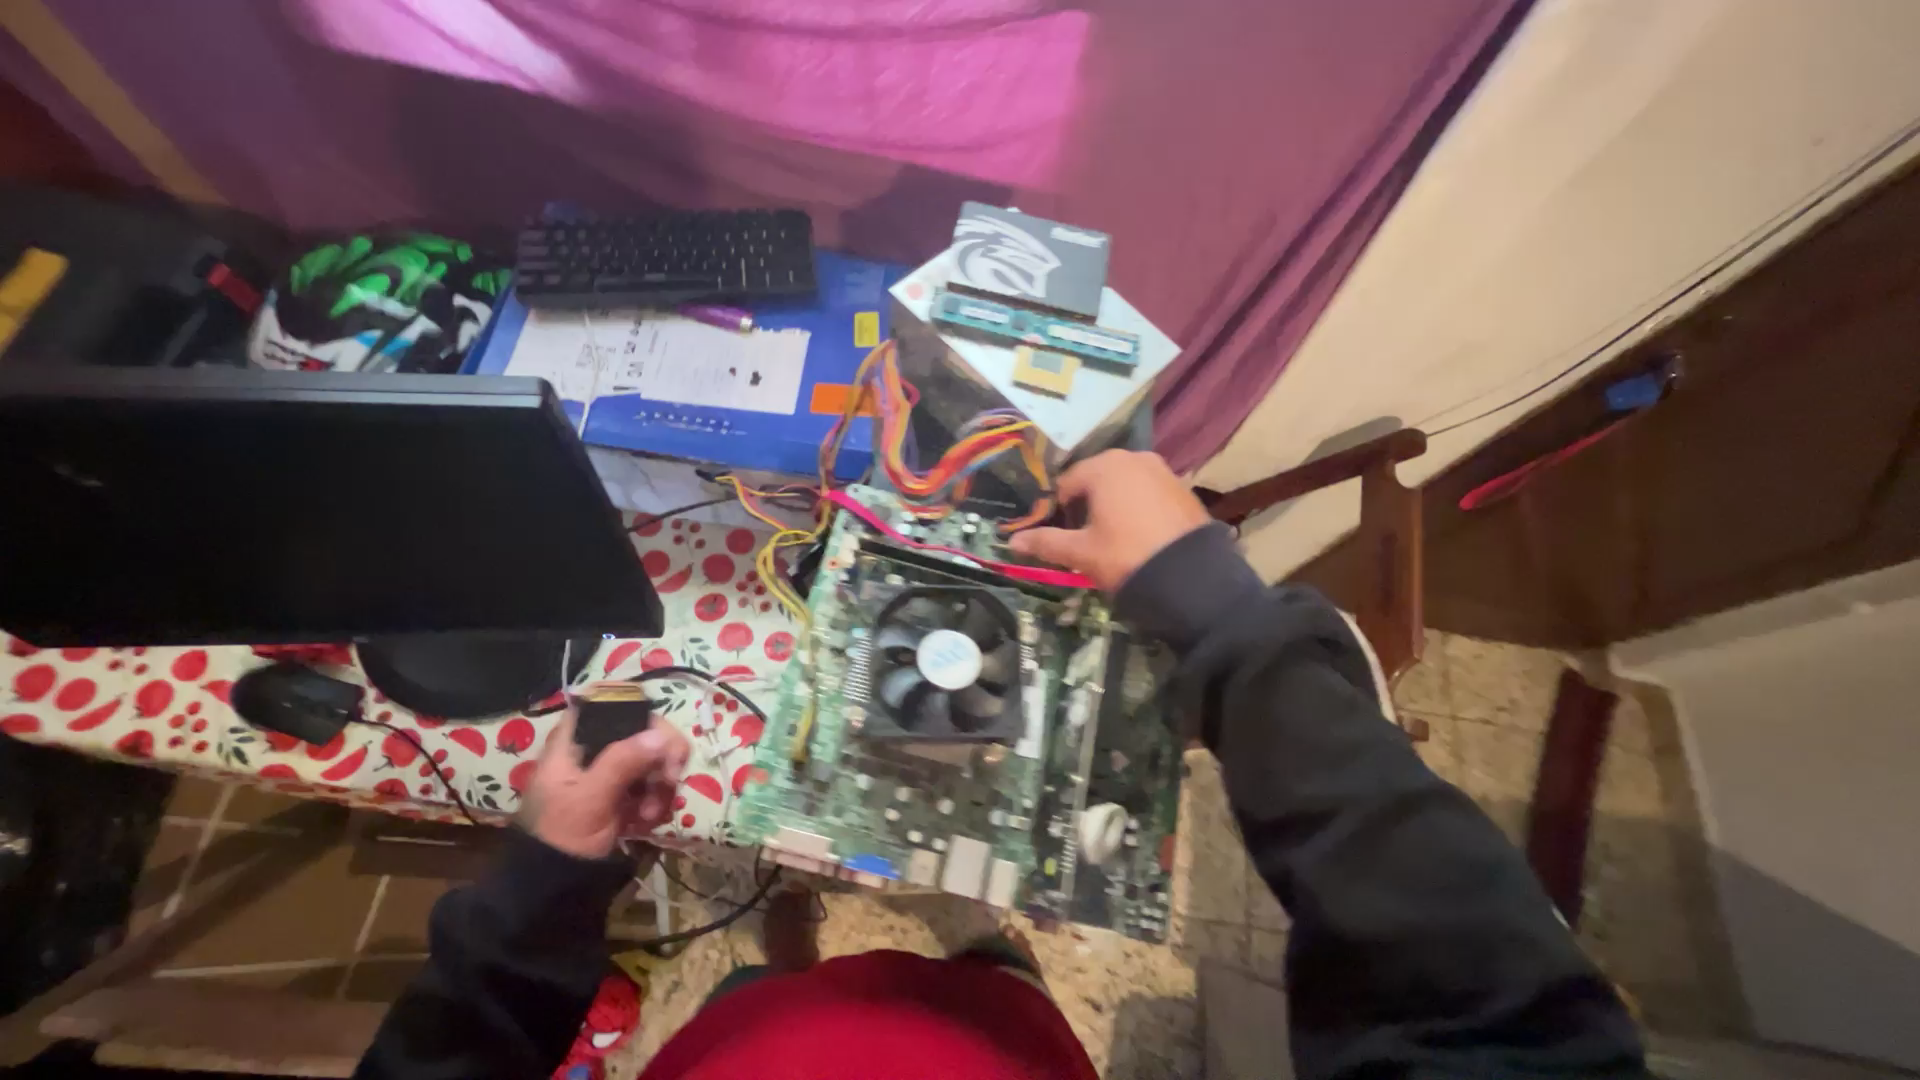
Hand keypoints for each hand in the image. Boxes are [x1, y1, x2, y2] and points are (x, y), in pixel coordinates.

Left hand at [518, 708, 690, 858]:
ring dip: (661, 785)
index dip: (639, 712)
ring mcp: (611, 772)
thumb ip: (622, 762)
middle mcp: (595, 748)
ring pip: (654, 758)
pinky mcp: (624, 793)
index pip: (610, 703)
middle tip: (669, 779)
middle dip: (662, 756)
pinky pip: (654, 784)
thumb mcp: (590, 798)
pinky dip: (657, 801)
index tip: (658, 737)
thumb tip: (661, 734)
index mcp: (575, 740)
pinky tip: (647, 822)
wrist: (553, 886)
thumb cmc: (562, 836)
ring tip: (650, 815)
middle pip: (643, 730)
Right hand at [1009, 450, 1211, 592]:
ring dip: (1113, 505)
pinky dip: (1139, 508)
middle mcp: (1134, 458)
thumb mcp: (1082, 552)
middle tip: (1087, 539)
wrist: (1191, 577)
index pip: (1067, 484)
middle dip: (1087, 505)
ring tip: (1113, 538)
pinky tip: (1141, 535)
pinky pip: (1149, 493)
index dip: (1059, 510)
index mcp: (1104, 466)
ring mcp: (1162, 471)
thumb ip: (1046, 543)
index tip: (1063, 536)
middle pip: (1097, 480)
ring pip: (1124, 485)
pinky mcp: (1183, 488)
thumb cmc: (1126, 555)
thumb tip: (1012, 542)